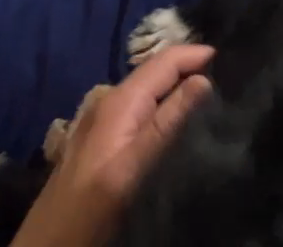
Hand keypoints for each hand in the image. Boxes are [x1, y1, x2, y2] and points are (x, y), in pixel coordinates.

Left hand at [13, 44, 215, 246]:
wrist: (49, 242)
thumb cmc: (94, 203)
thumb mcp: (134, 165)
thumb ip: (168, 122)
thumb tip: (203, 78)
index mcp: (120, 99)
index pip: (165, 60)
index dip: (197, 54)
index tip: (232, 58)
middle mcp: (110, 98)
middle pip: (156, 70)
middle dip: (190, 65)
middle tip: (228, 73)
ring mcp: (103, 117)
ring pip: (149, 87)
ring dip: (177, 83)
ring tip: (211, 92)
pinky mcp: (102, 136)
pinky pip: (140, 104)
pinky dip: (163, 100)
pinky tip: (176, 116)